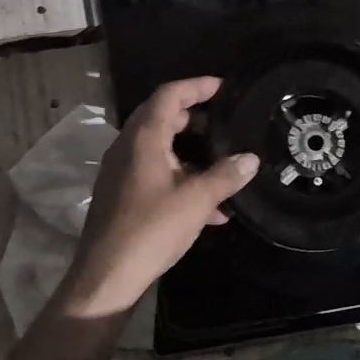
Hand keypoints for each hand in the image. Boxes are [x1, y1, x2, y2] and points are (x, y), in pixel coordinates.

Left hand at [56, 77, 258, 318]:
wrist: (108, 273)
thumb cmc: (152, 229)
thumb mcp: (196, 201)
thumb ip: (225, 176)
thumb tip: (250, 159)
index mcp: (143, 138)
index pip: (169, 95)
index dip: (197, 87)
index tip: (222, 88)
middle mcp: (127, 147)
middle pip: (162, 118)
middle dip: (194, 119)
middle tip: (224, 125)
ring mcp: (121, 172)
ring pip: (159, 149)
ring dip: (190, 154)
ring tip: (222, 165)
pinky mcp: (121, 196)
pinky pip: (154, 175)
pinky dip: (180, 179)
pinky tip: (209, 209)